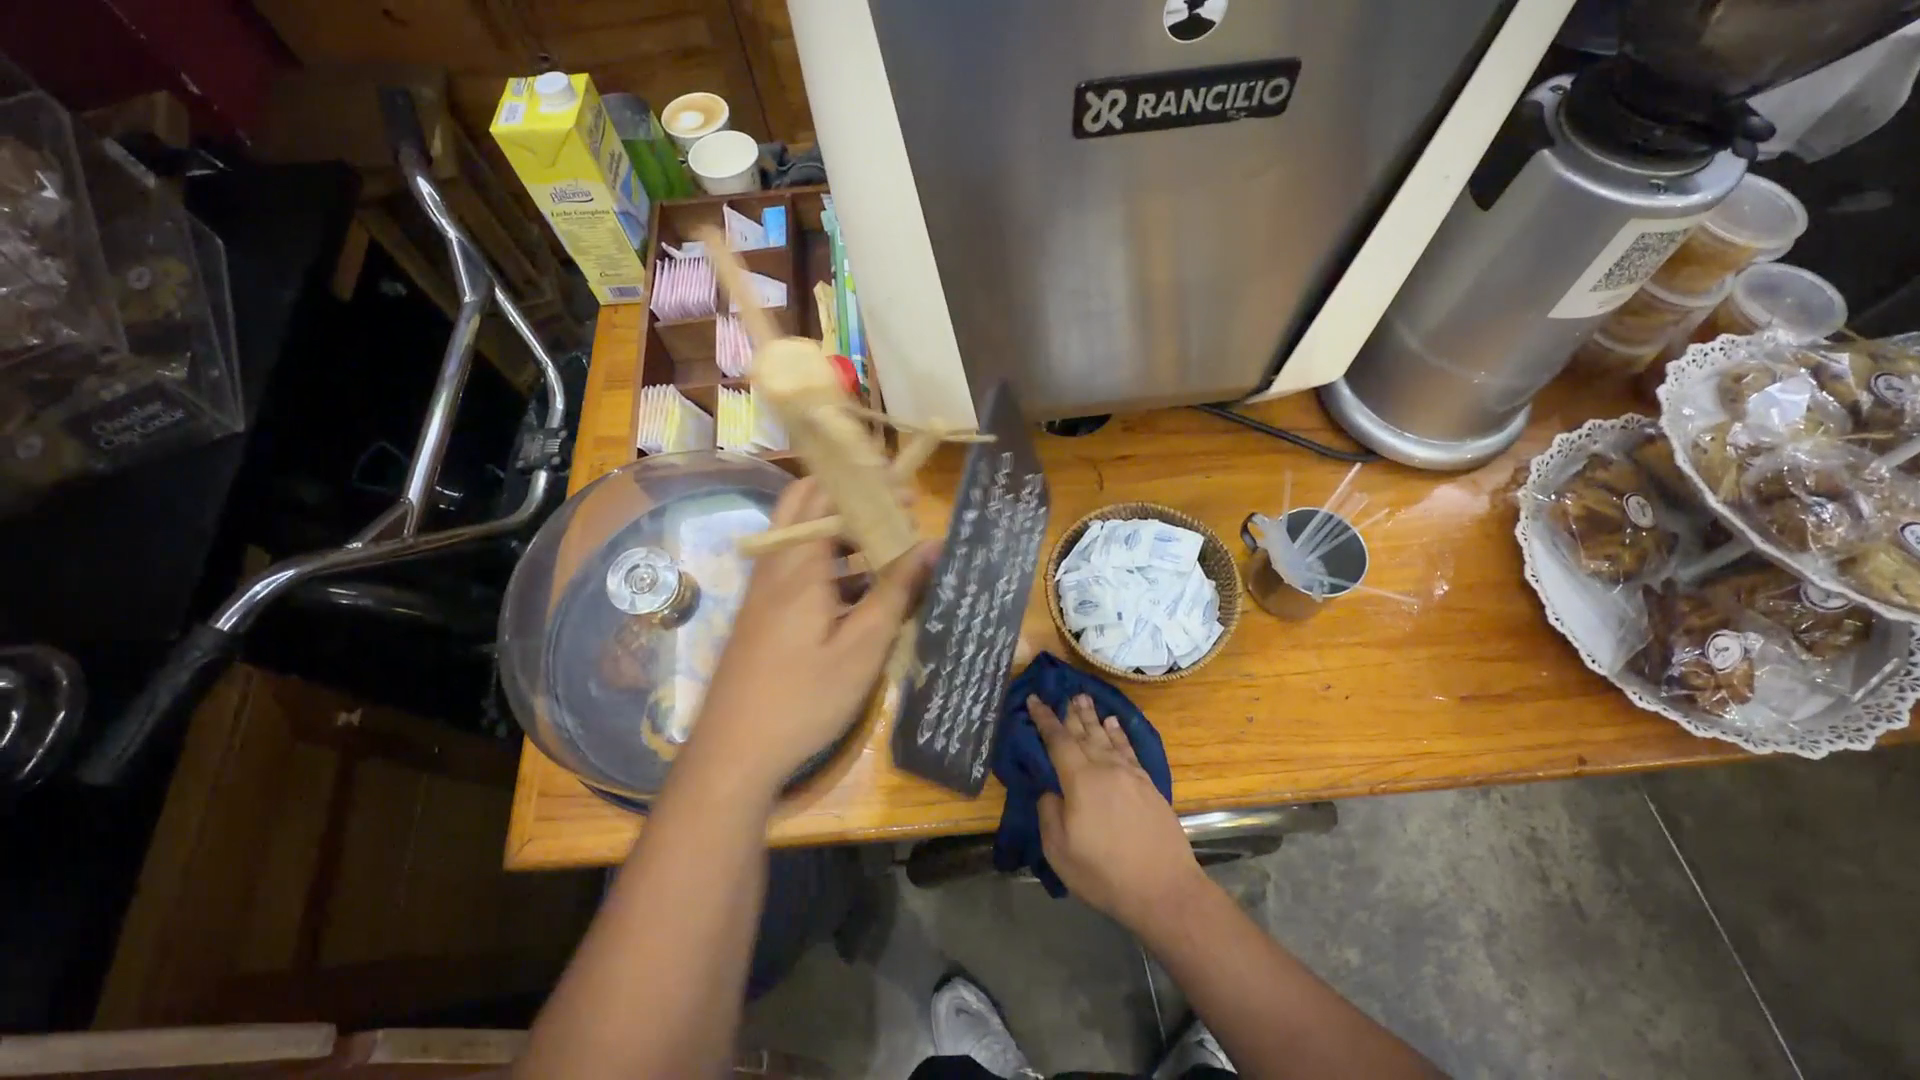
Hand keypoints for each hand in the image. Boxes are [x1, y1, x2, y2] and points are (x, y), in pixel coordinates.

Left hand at [685, 478, 935, 799]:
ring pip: (803, 538)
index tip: (911, 497)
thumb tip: (933, 544)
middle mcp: (776, 565)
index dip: (871, 490)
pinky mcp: (764, 613)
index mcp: (799, 565)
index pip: (830, 497)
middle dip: (852, 500)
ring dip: (843, 534)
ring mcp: (765, 589)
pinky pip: (798, 569)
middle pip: (807, 506)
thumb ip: (897, 591)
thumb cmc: (804, 698)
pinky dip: (830, 565)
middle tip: (896, 514)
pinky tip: (862, 594)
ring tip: (889, 551)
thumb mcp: (862, 648)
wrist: (734, 750)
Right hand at [1034, 694, 1206, 930]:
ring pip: (1108, 738)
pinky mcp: (1149, 786)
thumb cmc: (1103, 873)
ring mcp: (1131, 776)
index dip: (1044, 719)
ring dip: (1094, 718)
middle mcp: (1106, 769)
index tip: (1035, 700)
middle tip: (1064, 692)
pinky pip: (1130, 750)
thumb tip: (1051, 791)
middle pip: (1085, 734)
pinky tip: (1115, 725)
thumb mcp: (1059, 850)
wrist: (1163, 889)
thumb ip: (1049, 813)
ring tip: (1085, 700)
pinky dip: (1120, 734)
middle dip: (1071, 713)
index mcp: (1080, 781)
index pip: (1058, 741)